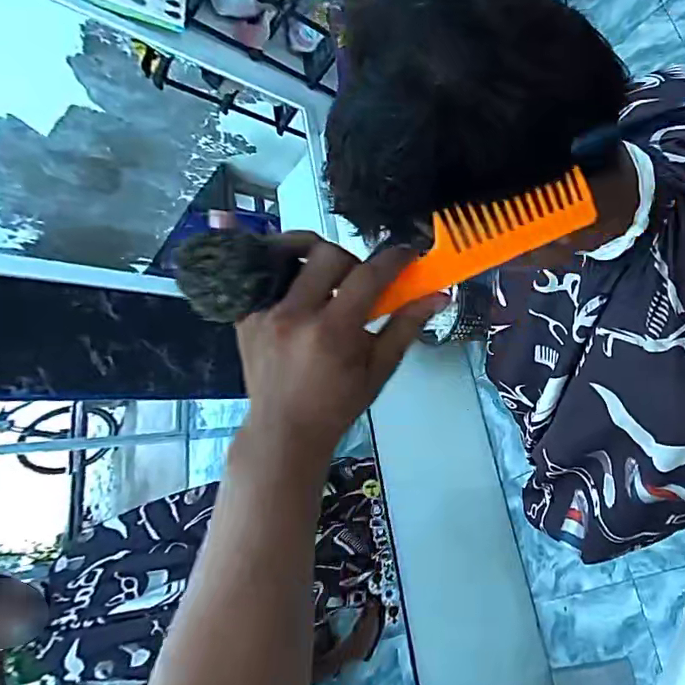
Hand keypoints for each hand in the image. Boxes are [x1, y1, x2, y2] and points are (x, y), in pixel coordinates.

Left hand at [232, 233, 442, 476]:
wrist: (284, 430)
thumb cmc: (339, 403)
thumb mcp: (381, 367)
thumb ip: (407, 325)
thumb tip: (439, 295)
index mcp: (332, 332)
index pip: (368, 276)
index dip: (394, 258)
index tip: (408, 253)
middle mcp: (294, 315)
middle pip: (327, 254)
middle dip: (354, 260)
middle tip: (363, 281)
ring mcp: (263, 313)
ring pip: (290, 254)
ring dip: (317, 258)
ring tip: (329, 277)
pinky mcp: (245, 315)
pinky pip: (264, 275)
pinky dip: (286, 272)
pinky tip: (299, 286)